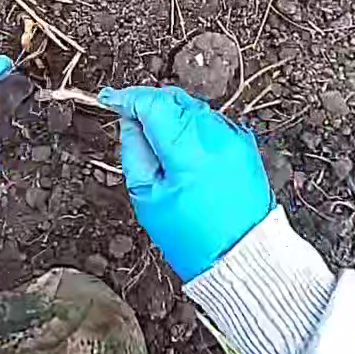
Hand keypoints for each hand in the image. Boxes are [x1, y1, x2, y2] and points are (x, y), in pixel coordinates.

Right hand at [98, 85, 273, 280]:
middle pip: (173, 99)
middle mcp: (215, 135)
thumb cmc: (196, 238)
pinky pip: (209, 122)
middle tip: (131, 121)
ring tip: (159, 145)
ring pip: (191, 107)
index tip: (111, 99)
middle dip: (149, 104)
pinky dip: (191, 127)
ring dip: (170, 115)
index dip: (128, 98)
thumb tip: (129, 121)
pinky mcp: (243, 142)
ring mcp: (233, 137)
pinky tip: (182, 150)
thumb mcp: (147, 196)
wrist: (243, 255)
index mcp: (189, 149)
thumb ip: (134, 150)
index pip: (153, 103)